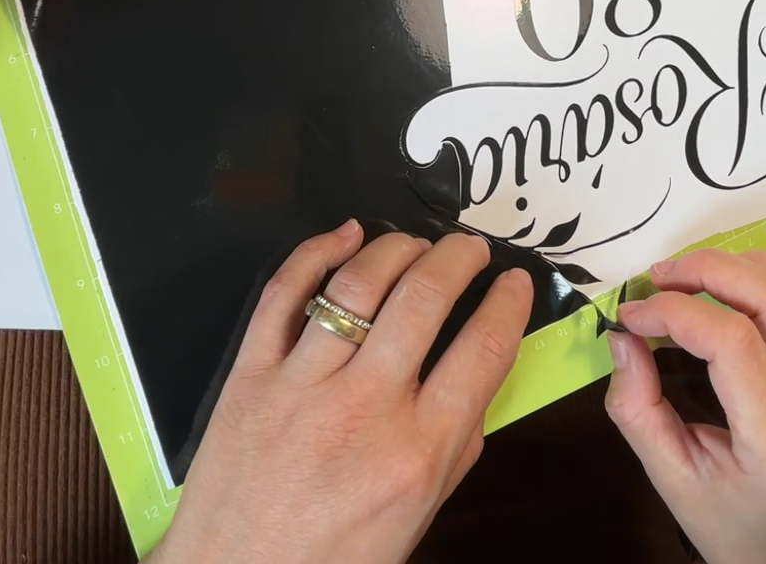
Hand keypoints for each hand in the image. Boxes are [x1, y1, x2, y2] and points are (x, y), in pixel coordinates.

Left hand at [150, 220, 532, 563]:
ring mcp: (301, 384)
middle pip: (424, 299)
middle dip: (458, 256)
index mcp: (417, 452)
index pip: (482, 350)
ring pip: (358, 283)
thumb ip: (456, 442)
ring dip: (398, 247)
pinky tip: (348, 233)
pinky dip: (317, 250)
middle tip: (469, 246)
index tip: (514, 280)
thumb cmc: (337, 557)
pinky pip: (284, 293)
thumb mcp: (419, 514)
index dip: (508, 301)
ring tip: (418, 243)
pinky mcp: (251, 371)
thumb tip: (479, 369)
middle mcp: (364, 409)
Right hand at [604, 250, 765, 563]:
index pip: (731, 343)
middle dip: (710, 271)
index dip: (672, 313)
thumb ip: (636, 408)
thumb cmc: (730, 526)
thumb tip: (622, 336)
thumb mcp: (669, 480)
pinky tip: (733, 284)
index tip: (629, 317)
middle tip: (658, 278)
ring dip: (745, 266)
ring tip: (694, 274)